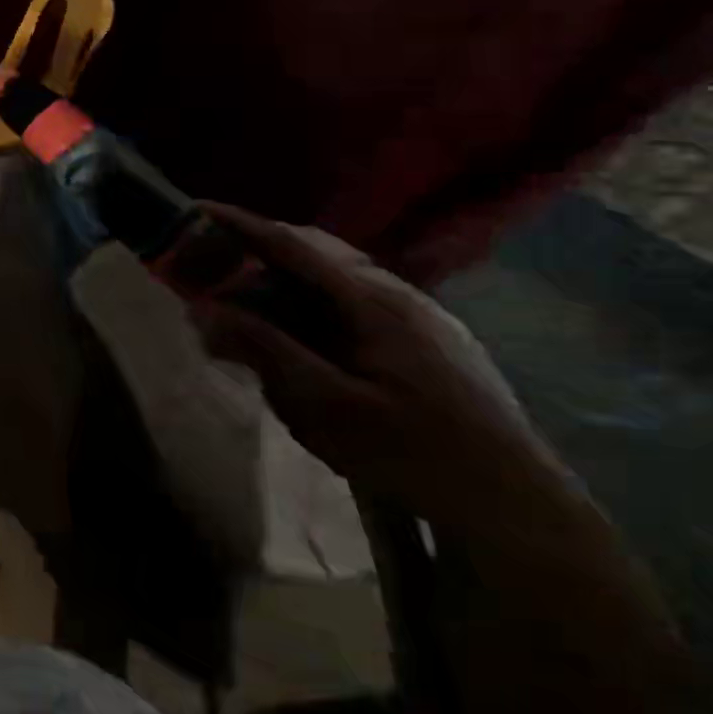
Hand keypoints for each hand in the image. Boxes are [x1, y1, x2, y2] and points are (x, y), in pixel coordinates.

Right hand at [192, 202, 560, 527]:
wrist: (514, 502)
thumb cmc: (412, 453)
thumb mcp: (326, 406)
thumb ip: (265, 351)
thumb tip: (206, 310)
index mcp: (374, 302)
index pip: (295, 246)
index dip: (242, 225)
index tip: (198, 211)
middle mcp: (398, 294)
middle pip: (317, 253)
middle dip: (259, 252)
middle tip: (212, 271)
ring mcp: (419, 315)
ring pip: (337, 277)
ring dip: (285, 280)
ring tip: (246, 308)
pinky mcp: (426, 338)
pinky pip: (353, 301)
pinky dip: (310, 302)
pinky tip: (300, 336)